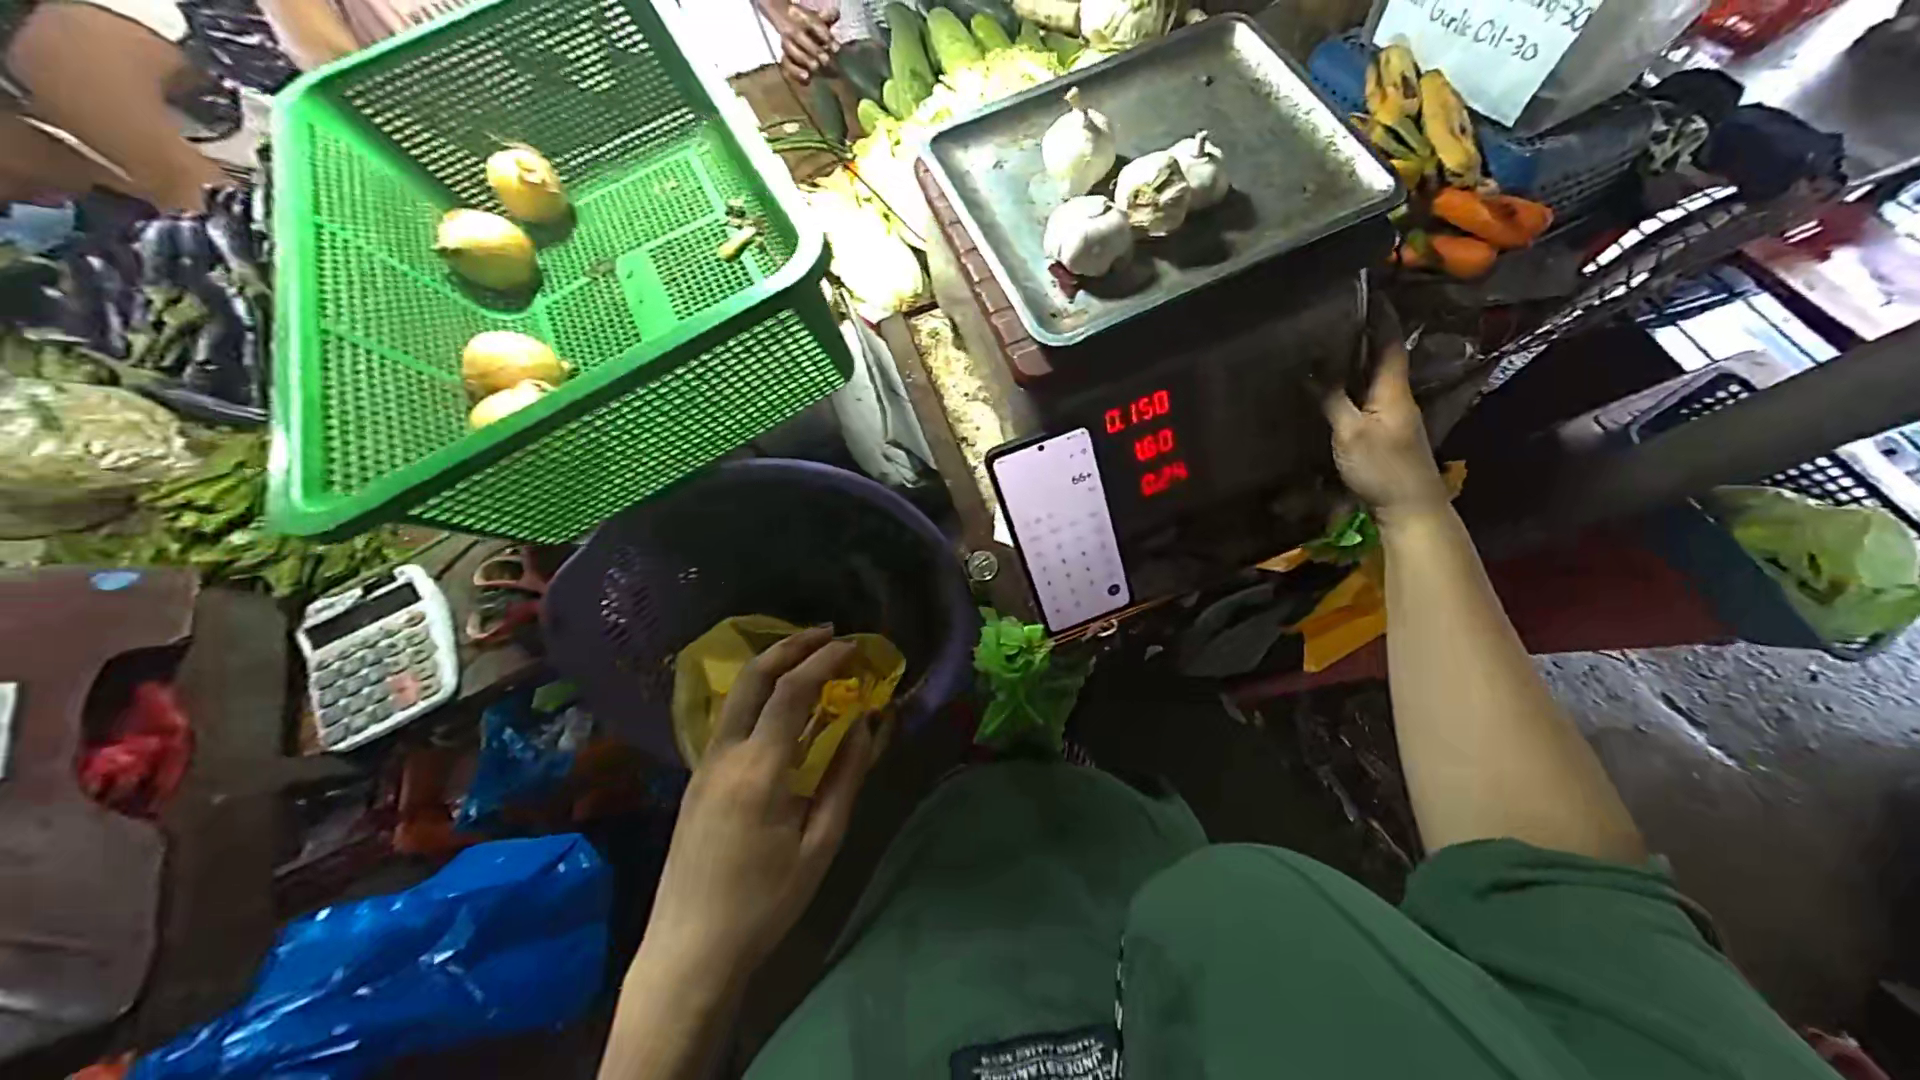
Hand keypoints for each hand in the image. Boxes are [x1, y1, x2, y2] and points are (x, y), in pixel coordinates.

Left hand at [641, 628, 876, 981]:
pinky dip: (758, 694)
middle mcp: (724, 754)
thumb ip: (845, 777)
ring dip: (771, 665)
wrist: (689, 950)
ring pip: (735, 694)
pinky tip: (780, 704)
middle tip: (827, 632)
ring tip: (807, 656)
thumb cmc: (765, 903)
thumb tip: (863, 723)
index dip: (824, 661)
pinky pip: (729, 718)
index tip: (852, 645)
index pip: (792, 692)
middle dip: (790, 645)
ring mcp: (704, 765)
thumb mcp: (820, 844)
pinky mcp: (696, 779)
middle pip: (753, 677)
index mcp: (759, 770)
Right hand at [775, 3, 839, 84]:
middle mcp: (790, 28)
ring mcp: (785, 44)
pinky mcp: (784, 59)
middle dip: (813, 48)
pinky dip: (795, 73)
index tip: (836, 48)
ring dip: (803, 59)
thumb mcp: (818, 21)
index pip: (811, 22)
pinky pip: (785, 66)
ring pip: (789, 49)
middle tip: (826, 60)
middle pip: (797, 35)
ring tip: (815, 67)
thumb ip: (826, 19)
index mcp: (799, 15)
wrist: (788, 27)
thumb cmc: (809, 28)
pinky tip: (806, 79)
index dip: (823, 34)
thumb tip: (835, 12)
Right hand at [1320, 302, 1448, 525]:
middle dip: (1364, 335)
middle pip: (1382, 358)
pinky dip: (1351, 386)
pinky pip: (1366, 397)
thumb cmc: (1382, 466)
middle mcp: (1397, 396)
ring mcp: (1393, 415)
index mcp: (1393, 389)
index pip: (1389, 342)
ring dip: (1356, 361)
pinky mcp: (1384, 432)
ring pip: (1373, 378)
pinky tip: (1333, 388)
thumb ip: (1332, 400)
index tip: (1368, 293)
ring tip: (1328, 347)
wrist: (1409, 506)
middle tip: (1337, 317)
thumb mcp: (1350, 432)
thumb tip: (1312, 373)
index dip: (1381, 317)